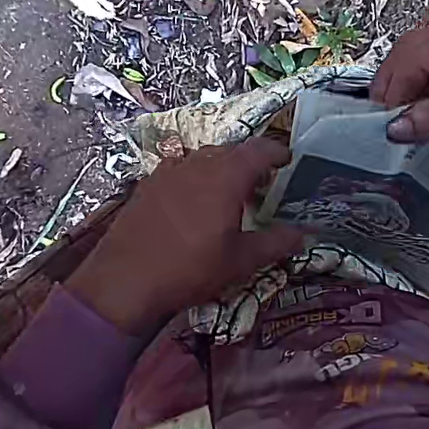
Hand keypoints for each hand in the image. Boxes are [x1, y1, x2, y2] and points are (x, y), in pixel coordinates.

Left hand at [65, 139, 305, 335]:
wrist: (125, 278)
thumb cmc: (190, 268)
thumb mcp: (240, 261)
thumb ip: (275, 243)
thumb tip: (303, 234)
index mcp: (226, 176)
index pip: (259, 149)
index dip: (277, 152)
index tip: (288, 162)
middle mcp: (197, 164)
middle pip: (231, 151)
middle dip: (249, 163)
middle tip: (261, 185)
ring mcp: (168, 171)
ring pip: (203, 158)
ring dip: (220, 169)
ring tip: (228, 195)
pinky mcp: (147, 184)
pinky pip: (179, 169)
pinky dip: (194, 178)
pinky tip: (192, 203)